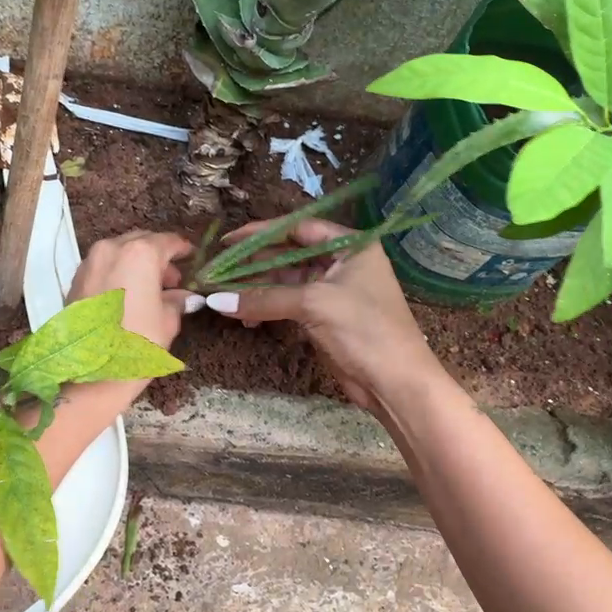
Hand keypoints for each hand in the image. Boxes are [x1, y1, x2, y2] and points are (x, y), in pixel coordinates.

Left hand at [66, 231, 197, 350]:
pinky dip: (118, 272)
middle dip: (158, 256)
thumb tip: (186, 296)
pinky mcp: (76, 278)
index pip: (168, 241)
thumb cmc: (136, 344)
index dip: (182, 249)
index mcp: (140, 254)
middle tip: (172, 279)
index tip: (191, 256)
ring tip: (151, 289)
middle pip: (141, 242)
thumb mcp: (166, 322)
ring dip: (137, 263)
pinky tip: (128, 294)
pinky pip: (104, 266)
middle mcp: (112, 249)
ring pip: (120, 252)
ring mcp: (90, 262)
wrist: (89, 369)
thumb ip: (176, 301)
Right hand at [203, 218, 446, 410]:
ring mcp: (332, 291)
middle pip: (288, 255)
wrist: (396, 383)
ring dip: (255, 289)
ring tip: (225, 298)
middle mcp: (341, 262)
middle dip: (253, 265)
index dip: (261, 234)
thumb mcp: (314, 305)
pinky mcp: (323, 318)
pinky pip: (286, 304)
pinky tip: (245, 317)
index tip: (227, 241)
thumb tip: (215, 300)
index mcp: (350, 245)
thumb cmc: (365, 330)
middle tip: (218, 272)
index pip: (298, 228)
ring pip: (284, 281)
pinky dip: (265, 308)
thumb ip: (264, 298)